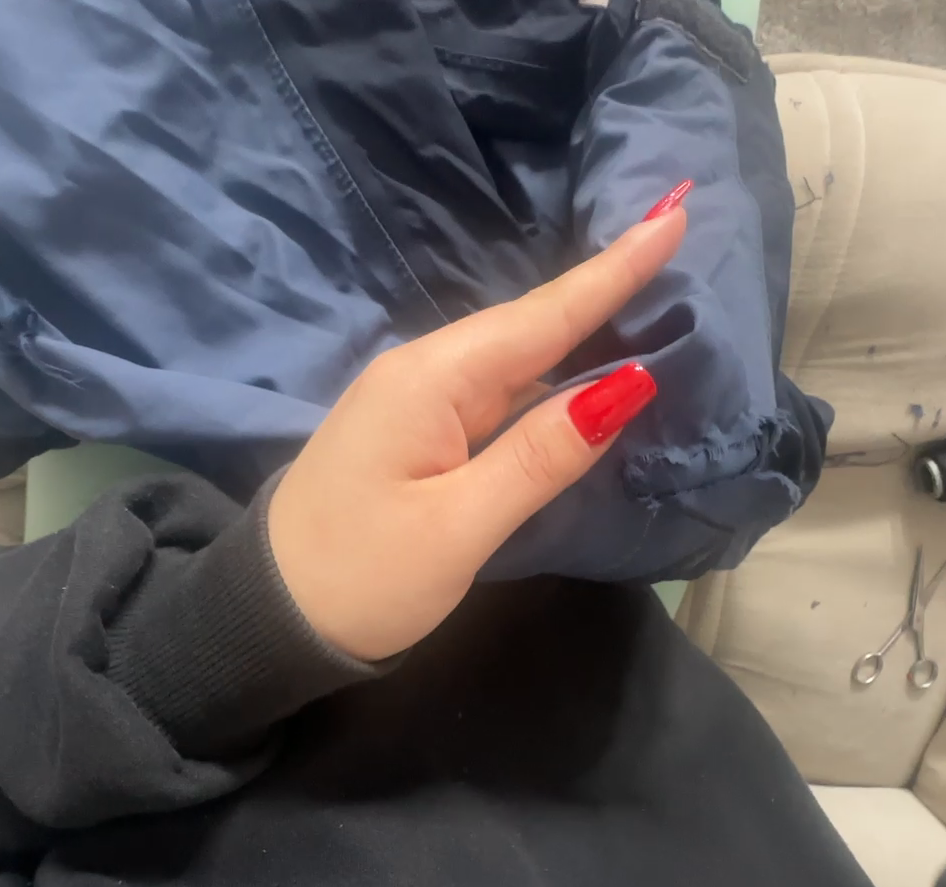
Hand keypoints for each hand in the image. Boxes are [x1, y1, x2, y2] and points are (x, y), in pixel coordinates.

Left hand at [268, 188, 689, 659]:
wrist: (273, 616)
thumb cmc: (362, 577)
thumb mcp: (458, 525)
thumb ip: (540, 455)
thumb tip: (626, 385)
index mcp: (430, 382)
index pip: (539, 318)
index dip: (611, 272)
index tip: (672, 212)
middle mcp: (421, 375)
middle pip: (527, 327)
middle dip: (600, 289)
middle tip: (672, 237)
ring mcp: (414, 405)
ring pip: (511, 360)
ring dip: (575, 331)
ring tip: (645, 293)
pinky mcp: (414, 436)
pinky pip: (492, 395)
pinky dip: (542, 379)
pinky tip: (575, 369)